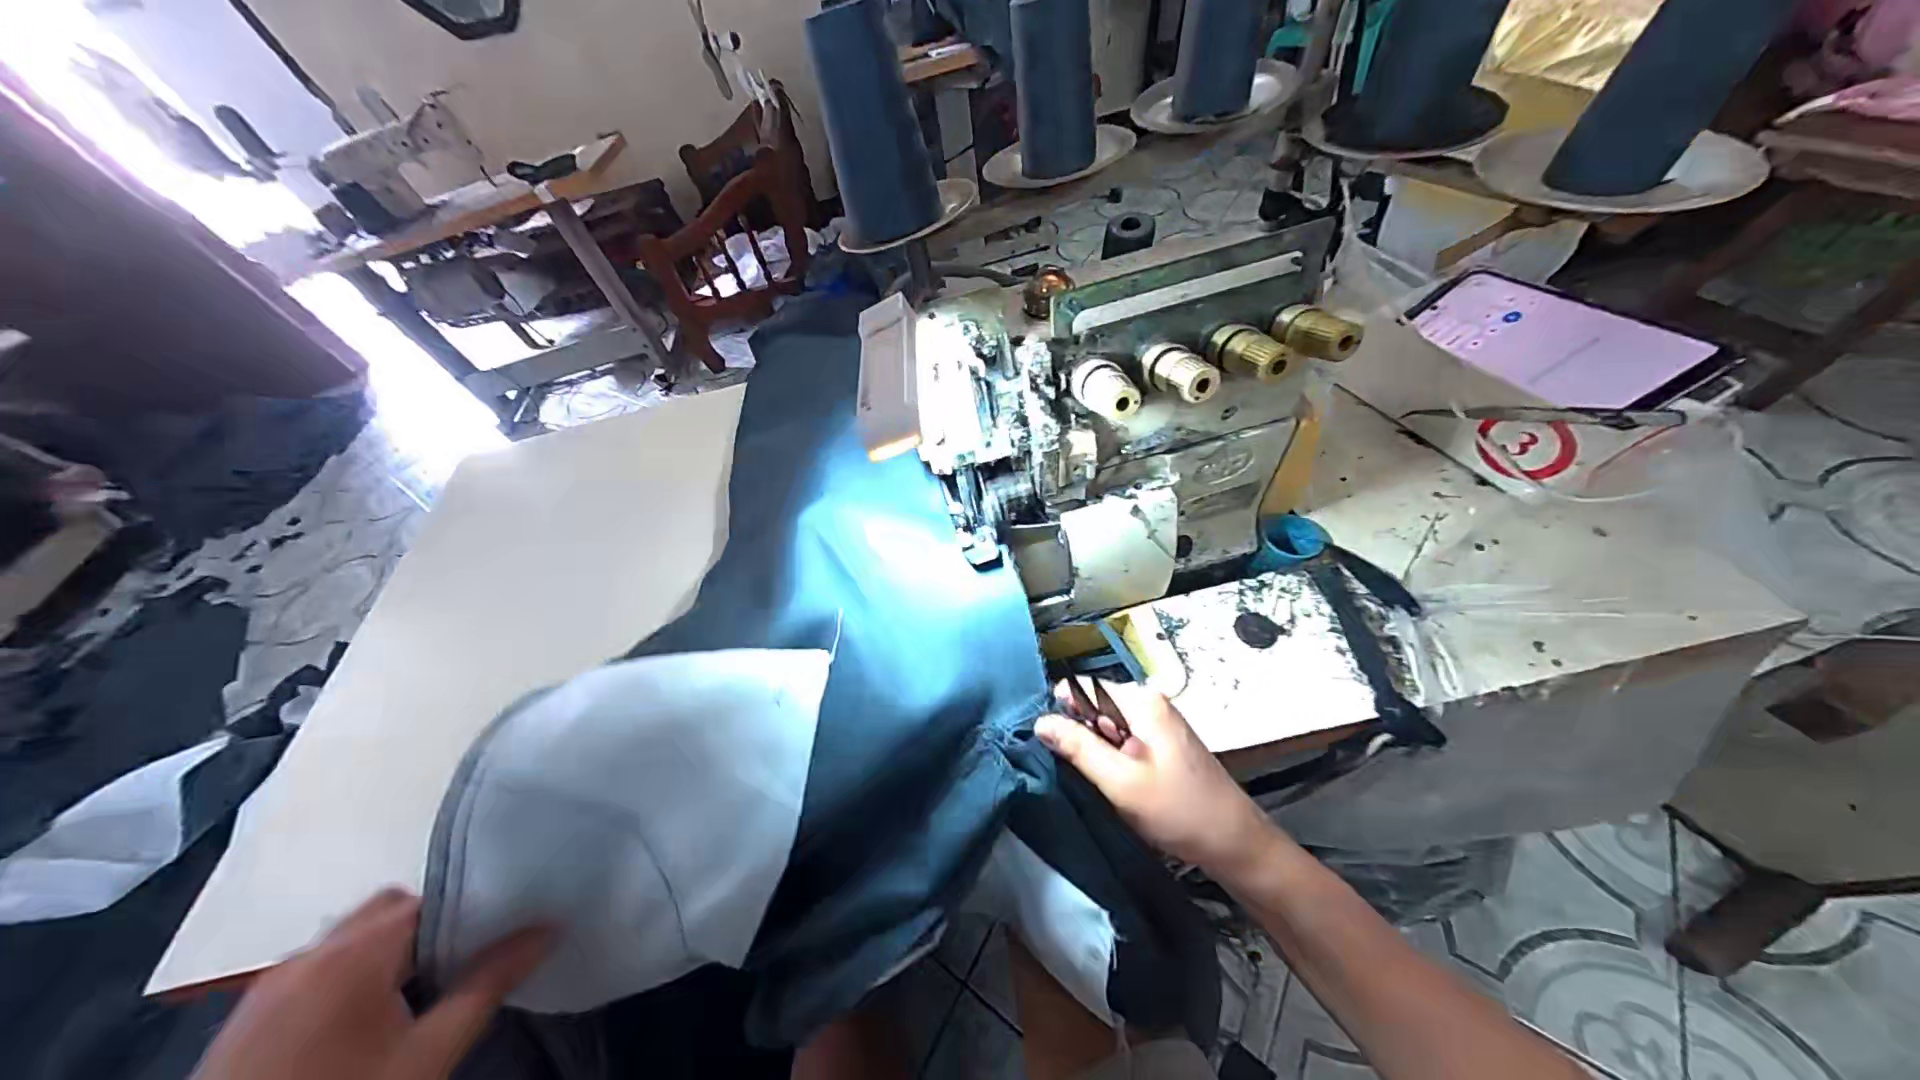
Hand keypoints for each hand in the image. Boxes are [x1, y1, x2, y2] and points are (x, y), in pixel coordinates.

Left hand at [194, 889, 551, 1079]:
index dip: (469, 906)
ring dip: (387, 950)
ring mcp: (267, 989)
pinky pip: (314, 969)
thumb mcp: (428, 1054)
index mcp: (353, 952)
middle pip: (386, 909)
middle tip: (458, 962)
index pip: (429, 896)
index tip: (498, 927)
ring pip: (349, 938)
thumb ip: (488, 984)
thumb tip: (547, 929)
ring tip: (417, 993)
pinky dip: (349, 976)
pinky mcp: (244, 1022)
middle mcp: (307, 955)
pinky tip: (363, 1022)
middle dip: (427, 925)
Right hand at [1036, 680, 1280, 877]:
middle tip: (1088, 772)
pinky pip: (1122, 740)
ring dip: (1096, 751)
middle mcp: (1150, 702)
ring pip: (1106, 726)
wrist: (1234, 843)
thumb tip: (1040, 722)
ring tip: (1104, 781)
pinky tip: (1118, 784)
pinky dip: (1112, 759)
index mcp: (1142, 700)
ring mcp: (1157, 723)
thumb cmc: (1178, 810)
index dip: (1064, 714)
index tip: (1058, 748)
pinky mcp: (1160, 743)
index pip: (1082, 687)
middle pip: (1094, 706)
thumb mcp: (1120, 781)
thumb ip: (1078, 747)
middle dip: (1081, 735)